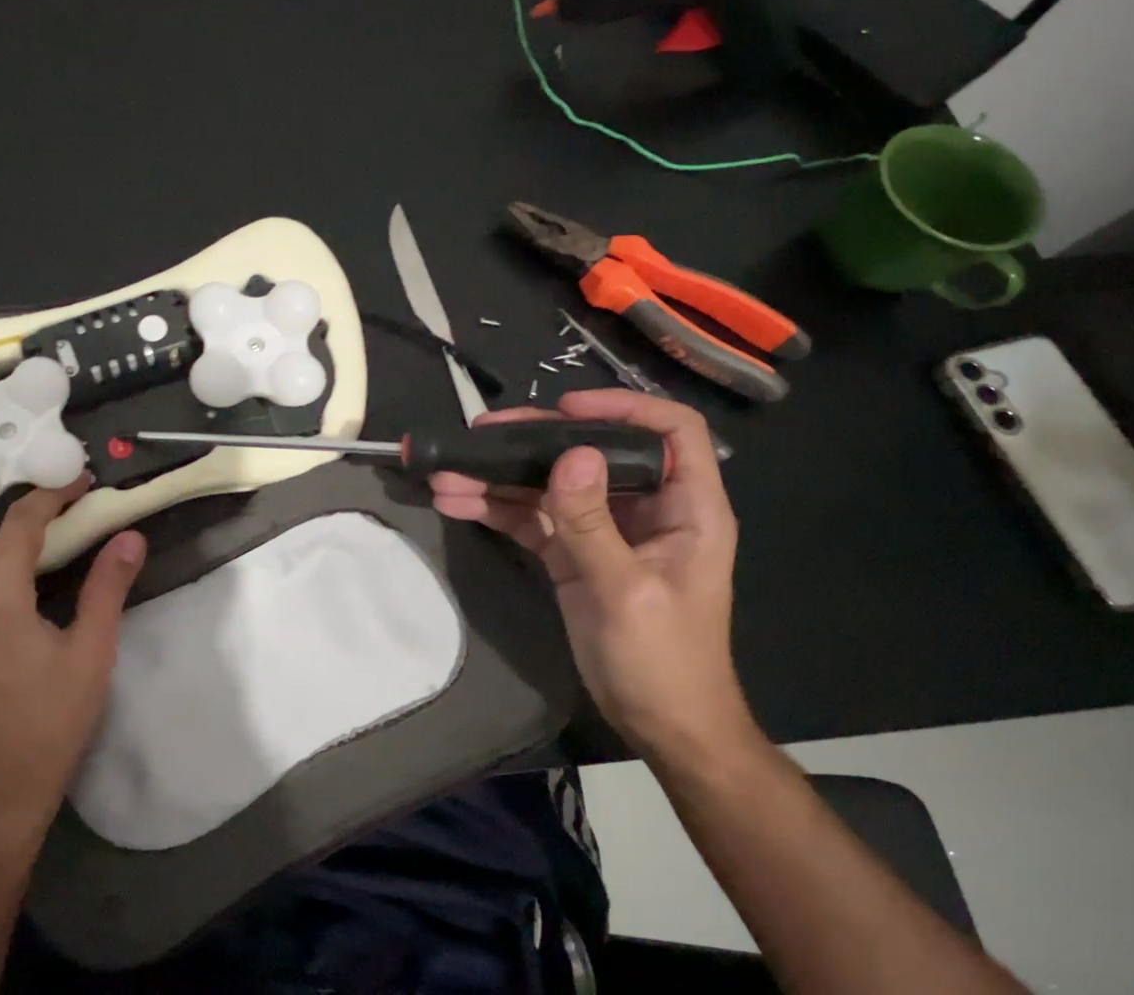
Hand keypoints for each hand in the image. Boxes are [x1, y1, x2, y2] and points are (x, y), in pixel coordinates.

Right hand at [429, 389, 757, 765]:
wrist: (662, 726)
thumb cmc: (663, 660)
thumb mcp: (625, 591)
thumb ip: (591, 523)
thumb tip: (571, 455)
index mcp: (686, 508)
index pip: (670, 432)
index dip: (623, 408)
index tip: (564, 409)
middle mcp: (645, 509)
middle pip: (592, 453)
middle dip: (534, 441)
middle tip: (479, 434)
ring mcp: (605, 532)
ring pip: (551, 487)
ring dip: (500, 478)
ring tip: (446, 473)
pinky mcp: (573, 557)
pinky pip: (534, 522)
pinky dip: (497, 511)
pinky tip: (456, 503)